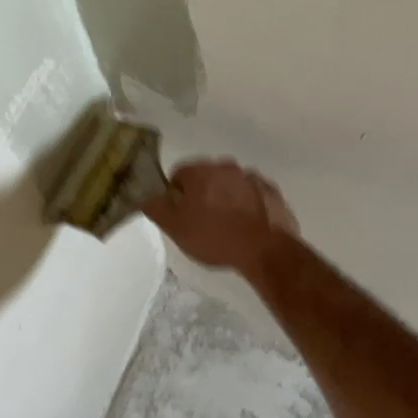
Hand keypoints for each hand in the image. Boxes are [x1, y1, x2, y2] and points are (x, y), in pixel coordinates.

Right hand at [143, 158, 298, 276]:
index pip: (178, 175)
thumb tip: (145, 194)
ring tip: (228, 226)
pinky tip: (248, 226)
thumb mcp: (176, 228)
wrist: (267, 251)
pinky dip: (248, 205)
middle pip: (206, 177)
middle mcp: (226, 166)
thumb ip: (156, 208)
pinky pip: (252, 194)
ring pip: (230, 185)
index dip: (176, 196)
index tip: (181, 215)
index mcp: (200, 171)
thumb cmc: (215, 237)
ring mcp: (252, 177)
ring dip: (226, 198)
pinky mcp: (271, 191)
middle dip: (202, 195)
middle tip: (203, 222)